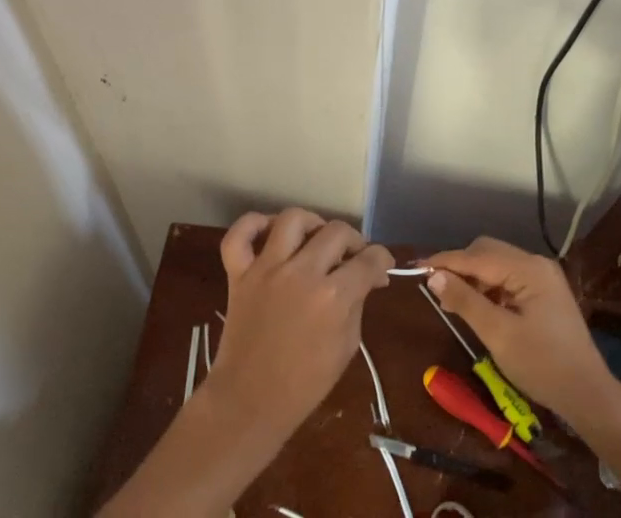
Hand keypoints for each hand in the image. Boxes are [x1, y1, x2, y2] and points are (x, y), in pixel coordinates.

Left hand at [204, 210, 393, 437]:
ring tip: (315, 238)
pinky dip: (252, 224)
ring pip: (292, 219)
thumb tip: (369, 277)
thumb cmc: (305, 382)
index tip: (381, 265)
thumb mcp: (347, 345)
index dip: (382, 259)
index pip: (369, 259)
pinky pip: (239, 235)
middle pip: (336, 232)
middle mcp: (301, 273)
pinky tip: (269, 233)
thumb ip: (358, 303)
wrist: (251, 400)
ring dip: (311, 223)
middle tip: (352, 257)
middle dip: (353, 241)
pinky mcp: (238, 274)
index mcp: (334, 296)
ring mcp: (266, 270)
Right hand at [421, 236, 609, 417]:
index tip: (416, 268)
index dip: (445, 262)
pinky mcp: (543, 292)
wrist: (587, 393)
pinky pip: (507, 279)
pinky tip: (477, 307)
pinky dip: (488, 288)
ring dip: (473, 278)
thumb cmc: (542, 365)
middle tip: (435, 291)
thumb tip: (434, 276)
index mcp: (529, 270)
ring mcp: (542, 277)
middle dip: (459, 267)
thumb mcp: (498, 335)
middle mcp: (536, 264)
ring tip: (452, 302)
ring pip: (496, 265)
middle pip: (487, 252)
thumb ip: (466, 301)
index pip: (478, 256)